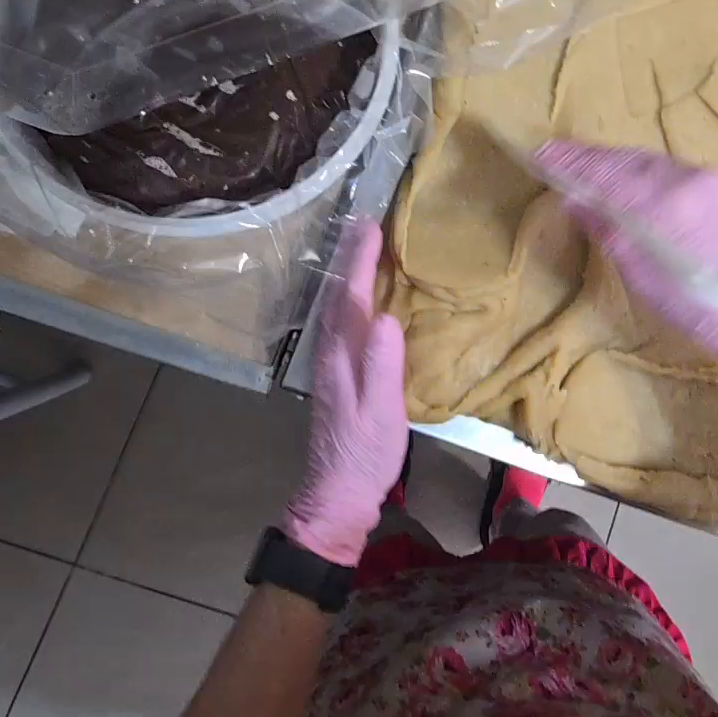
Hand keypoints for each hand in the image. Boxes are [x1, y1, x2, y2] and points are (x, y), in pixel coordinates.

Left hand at [282, 219, 408, 567]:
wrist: (335, 493)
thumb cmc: (364, 453)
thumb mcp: (381, 412)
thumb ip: (382, 366)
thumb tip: (388, 318)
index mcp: (340, 356)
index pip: (350, 297)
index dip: (361, 261)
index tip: (373, 226)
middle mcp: (329, 352)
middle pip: (337, 294)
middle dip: (350, 257)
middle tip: (366, 223)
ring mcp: (330, 363)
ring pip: (336, 306)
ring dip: (348, 272)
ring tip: (364, 247)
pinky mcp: (337, 374)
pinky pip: (343, 320)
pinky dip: (351, 296)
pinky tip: (364, 297)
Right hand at [534, 139, 717, 399]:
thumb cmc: (695, 307)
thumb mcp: (640, 274)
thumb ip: (607, 229)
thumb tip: (574, 200)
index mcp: (669, 205)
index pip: (610, 175)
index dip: (574, 165)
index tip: (544, 153)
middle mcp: (690, 179)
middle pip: (628, 159)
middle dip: (591, 158)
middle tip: (557, 156)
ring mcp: (709, 178)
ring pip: (649, 161)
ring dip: (615, 162)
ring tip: (584, 167)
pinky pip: (669, 169)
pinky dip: (640, 171)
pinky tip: (624, 179)